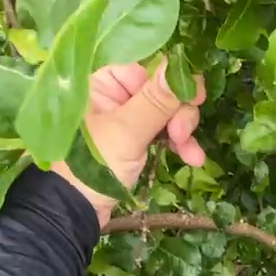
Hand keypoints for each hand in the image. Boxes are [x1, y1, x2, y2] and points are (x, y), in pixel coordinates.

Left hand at [53, 61, 206, 226]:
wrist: (80, 208)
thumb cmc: (94, 165)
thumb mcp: (128, 131)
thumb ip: (156, 100)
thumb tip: (181, 66)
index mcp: (102, 79)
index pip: (148, 66)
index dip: (173, 80)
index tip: (195, 96)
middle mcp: (115, 92)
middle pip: (163, 89)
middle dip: (180, 113)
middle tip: (181, 135)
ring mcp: (127, 116)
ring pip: (169, 112)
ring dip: (185, 131)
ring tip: (190, 155)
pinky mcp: (137, 137)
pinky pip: (166, 132)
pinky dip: (180, 144)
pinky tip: (193, 159)